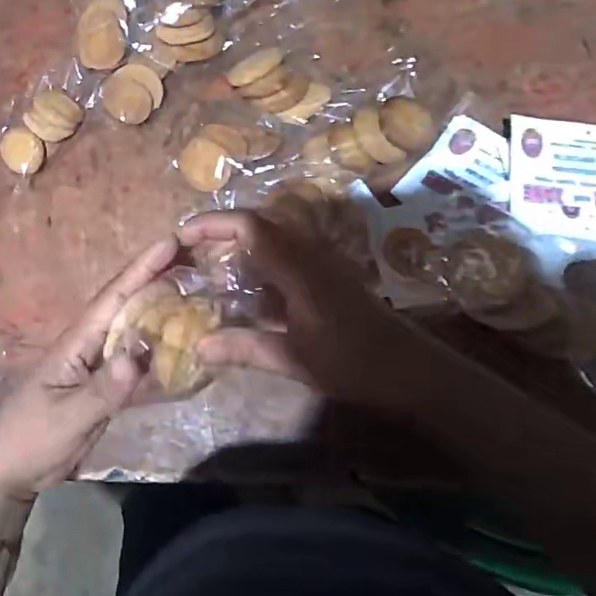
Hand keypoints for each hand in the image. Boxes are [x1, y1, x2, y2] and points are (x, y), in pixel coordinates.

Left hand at [0, 237, 180, 513]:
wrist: (8, 472)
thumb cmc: (30, 439)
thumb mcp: (67, 417)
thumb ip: (102, 391)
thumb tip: (137, 356)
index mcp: (77, 343)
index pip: (114, 297)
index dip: (142, 268)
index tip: (171, 241)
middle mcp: (91, 347)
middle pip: (129, 307)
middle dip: (159, 280)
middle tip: (199, 258)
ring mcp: (98, 369)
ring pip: (136, 334)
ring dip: (165, 314)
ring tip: (201, 294)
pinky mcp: (104, 391)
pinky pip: (137, 367)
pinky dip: (160, 357)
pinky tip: (186, 352)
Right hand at [180, 210, 421, 411]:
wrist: (413, 371)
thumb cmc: (355, 364)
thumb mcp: (295, 360)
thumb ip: (245, 348)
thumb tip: (198, 346)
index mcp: (297, 268)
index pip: (249, 226)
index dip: (212, 224)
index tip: (182, 236)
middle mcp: (308, 255)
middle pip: (258, 225)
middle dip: (220, 232)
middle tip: (190, 254)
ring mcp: (320, 264)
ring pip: (271, 240)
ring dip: (239, 247)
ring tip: (210, 271)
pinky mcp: (327, 277)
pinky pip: (284, 256)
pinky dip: (257, 265)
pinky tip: (246, 295)